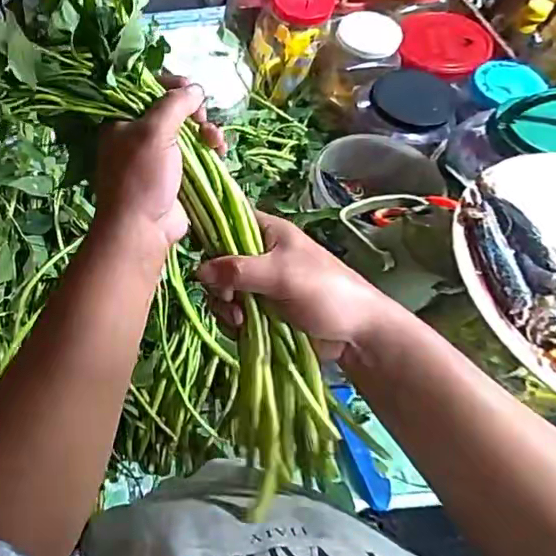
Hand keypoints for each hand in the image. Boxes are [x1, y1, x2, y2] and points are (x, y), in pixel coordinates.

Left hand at [94, 82, 222, 249]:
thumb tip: (196, 89)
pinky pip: (197, 153)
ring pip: (188, 131)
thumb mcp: (154, 132)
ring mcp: (158, 156)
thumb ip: (174, 104)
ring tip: (215, 139)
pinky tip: (220, 152)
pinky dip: (210, 149)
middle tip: (202, 118)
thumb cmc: (141, 176)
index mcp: (122, 121)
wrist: (142, 228)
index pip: (146, 89)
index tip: (190, 87)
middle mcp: (138, 136)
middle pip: (172, 110)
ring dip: (206, 130)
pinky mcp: (176, 174)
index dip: (170, 85)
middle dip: (194, 110)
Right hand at [196, 212, 404, 353]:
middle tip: (230, 298)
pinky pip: (232, 309)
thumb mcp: (281, 275)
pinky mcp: (260, 308)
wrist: (357, 336)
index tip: (201, 257)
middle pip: (218, 260)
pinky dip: (232, 320)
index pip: (226, 219)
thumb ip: (238, 270)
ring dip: (224, 304)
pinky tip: (244, 328)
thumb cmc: (326, 292)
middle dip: (217, 282)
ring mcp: (259, 282)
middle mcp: (259, 253)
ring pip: (222, 288)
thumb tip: (198, 271)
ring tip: (241, 319)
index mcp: (267, 232)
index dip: (209, 233)